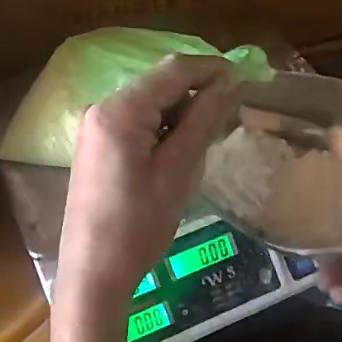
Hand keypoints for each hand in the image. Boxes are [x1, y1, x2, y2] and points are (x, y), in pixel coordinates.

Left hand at [56, 55, 238, 341]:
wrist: (94, 273)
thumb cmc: (138, 225)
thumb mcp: (178, 171)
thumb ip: (203, 120)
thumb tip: (231, 81)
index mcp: (119, 110)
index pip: (173, 69)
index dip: (213, 68)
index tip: (247, 79)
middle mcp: (101, 108)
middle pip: (158, 84)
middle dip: (197, 92)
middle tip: (232, 115)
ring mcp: (94, 129)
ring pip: (148, 104)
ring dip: (181, 113)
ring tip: (209, 138)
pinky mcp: (95, 148)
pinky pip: (135, 124)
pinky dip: (162, 130)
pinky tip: (181, 153)